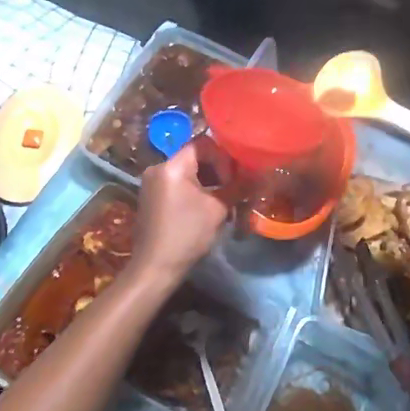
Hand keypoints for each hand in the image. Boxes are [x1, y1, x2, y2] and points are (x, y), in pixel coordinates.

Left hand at [131, 145, 228, 279]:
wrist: (155, 267)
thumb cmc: (187, 234)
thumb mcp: (218, 208)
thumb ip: (237, 186)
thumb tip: (256, 174)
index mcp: (172, 166)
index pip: (204, 143)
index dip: (224, 157)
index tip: (234, 178)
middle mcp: (158, 167)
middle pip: (195, 156)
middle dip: (218, 169)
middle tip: (234, 187)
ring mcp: (153, 182)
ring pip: (188, 170)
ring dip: (209, 180)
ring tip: (224, 198)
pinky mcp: (152, 196)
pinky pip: (179, 182)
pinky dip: (196, 188)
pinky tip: (208, 206)